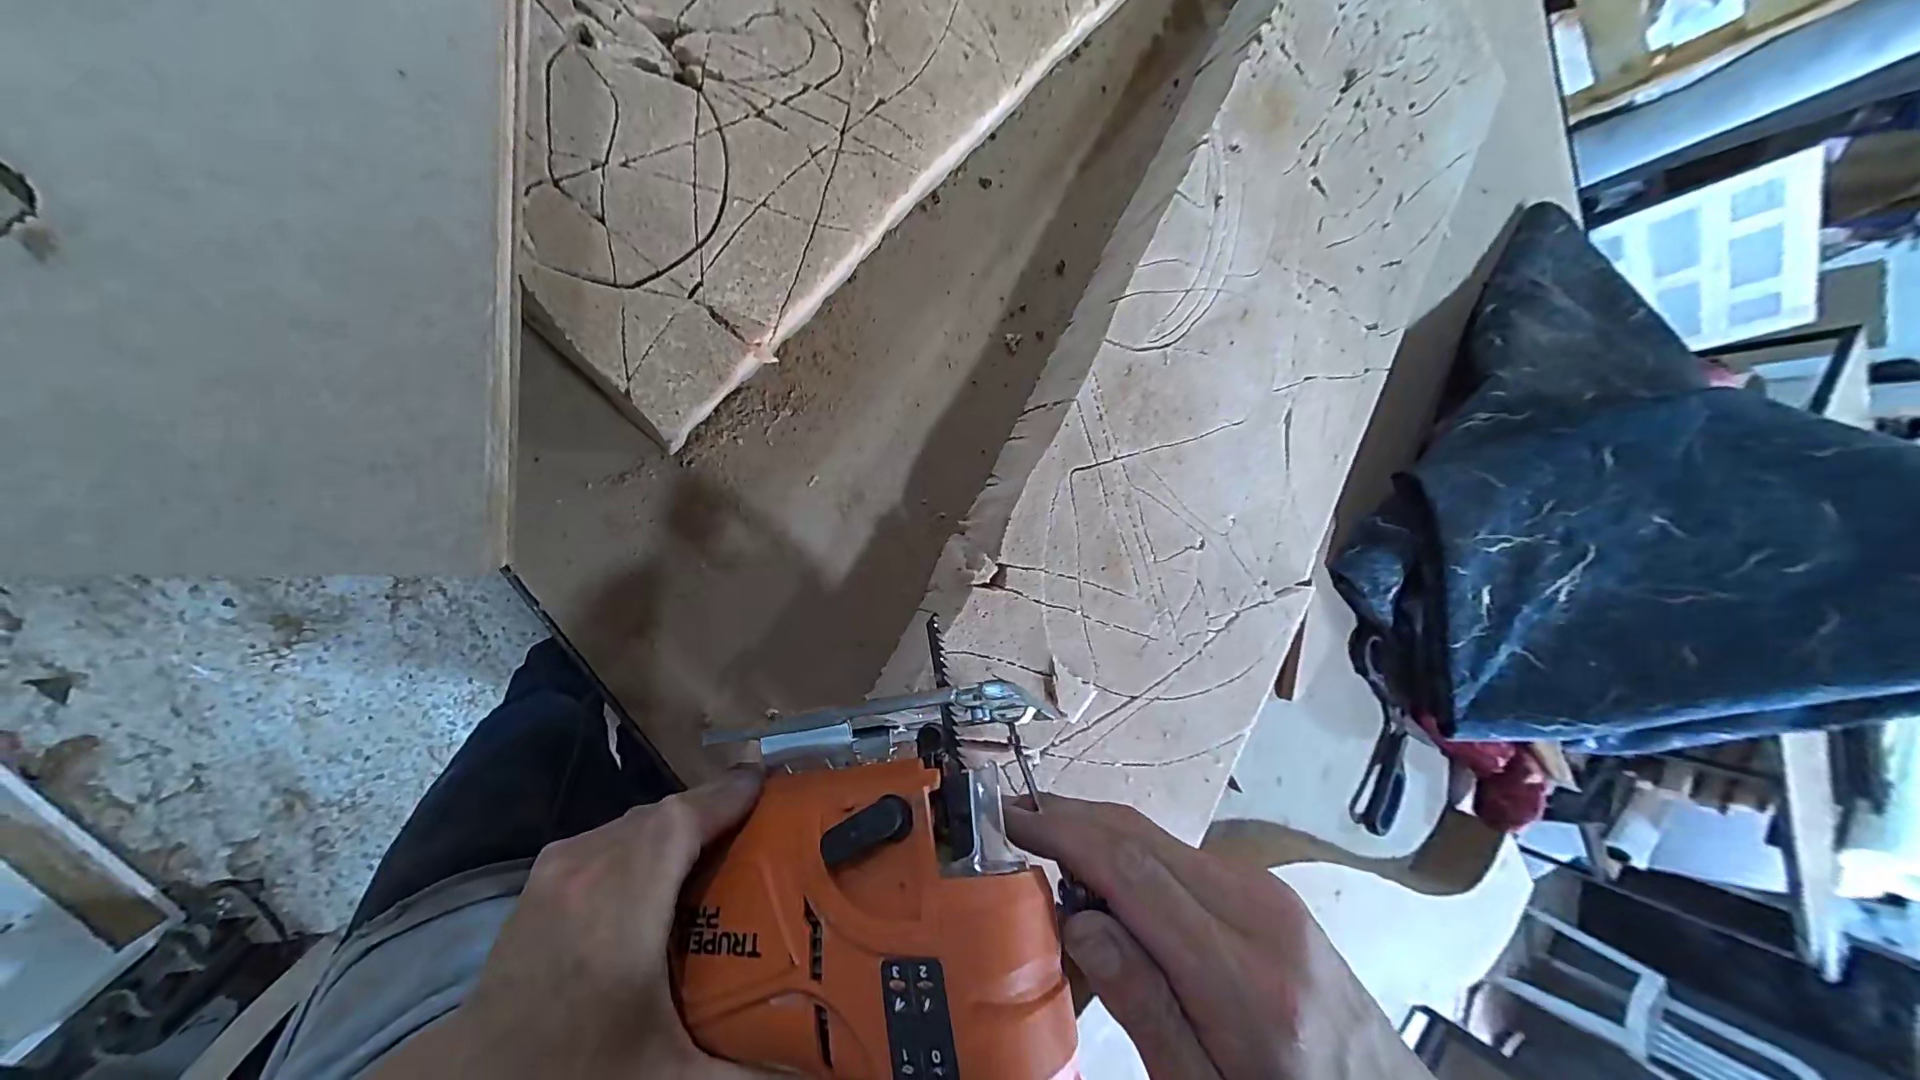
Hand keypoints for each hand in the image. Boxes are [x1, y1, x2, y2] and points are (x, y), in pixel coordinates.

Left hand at [371, 769, 779, 1078]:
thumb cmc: (577, 1069)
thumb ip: (749, 1072)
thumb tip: (821, 1071)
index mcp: (619, 911)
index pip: (679, 823)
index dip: (725, 794)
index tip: (768, 780)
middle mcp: (587, 873)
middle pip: (664, 812)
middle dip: (715, 804)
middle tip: (761, 813)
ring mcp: (559, 870)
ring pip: (637, 819)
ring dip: (683, 817)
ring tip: (723, 832)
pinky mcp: (543, 876)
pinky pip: (614, 832)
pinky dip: (650, 832)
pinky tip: (665, 859)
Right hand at [1005, 797, 1427, 1079]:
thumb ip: (1145, 1008)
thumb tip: (1080, 919)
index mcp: (1245, 979)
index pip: (1132, 869)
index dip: (1064, 832)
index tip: (1011, 819)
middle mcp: (1260, 912)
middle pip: (1142, 837)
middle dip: (1071, 818)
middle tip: (1014, 820)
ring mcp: (1268, 894)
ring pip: (1159, 839)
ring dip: (1097, 834)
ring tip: (1047, 850)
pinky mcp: (1268, 893)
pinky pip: (1181, 857)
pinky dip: (1130, 854)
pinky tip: (1106, 879)